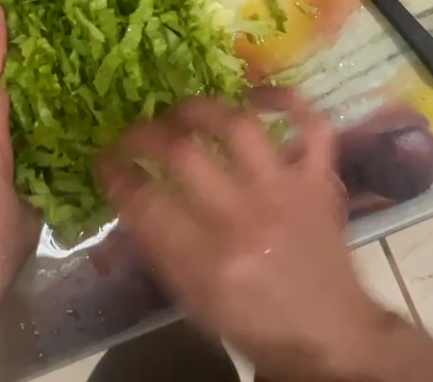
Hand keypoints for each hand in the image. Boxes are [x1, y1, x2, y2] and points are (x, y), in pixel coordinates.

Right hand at [97, 92, 432, 381]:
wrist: (327, 337)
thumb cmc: (250, 320)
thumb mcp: (192, 299)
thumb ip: (156, 245)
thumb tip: (124, 192)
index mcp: (207, 263)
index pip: (144, 201)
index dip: (114, 172)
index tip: (105, 159)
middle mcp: (244, 220)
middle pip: (182, 153)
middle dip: (144, 134)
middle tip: (134, 133)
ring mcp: (285, 193)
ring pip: (239, 126)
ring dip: (201, 108)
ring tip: (181, 111)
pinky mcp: (318, 180)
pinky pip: (310, 125)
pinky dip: (286, 100)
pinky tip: (255, 96)